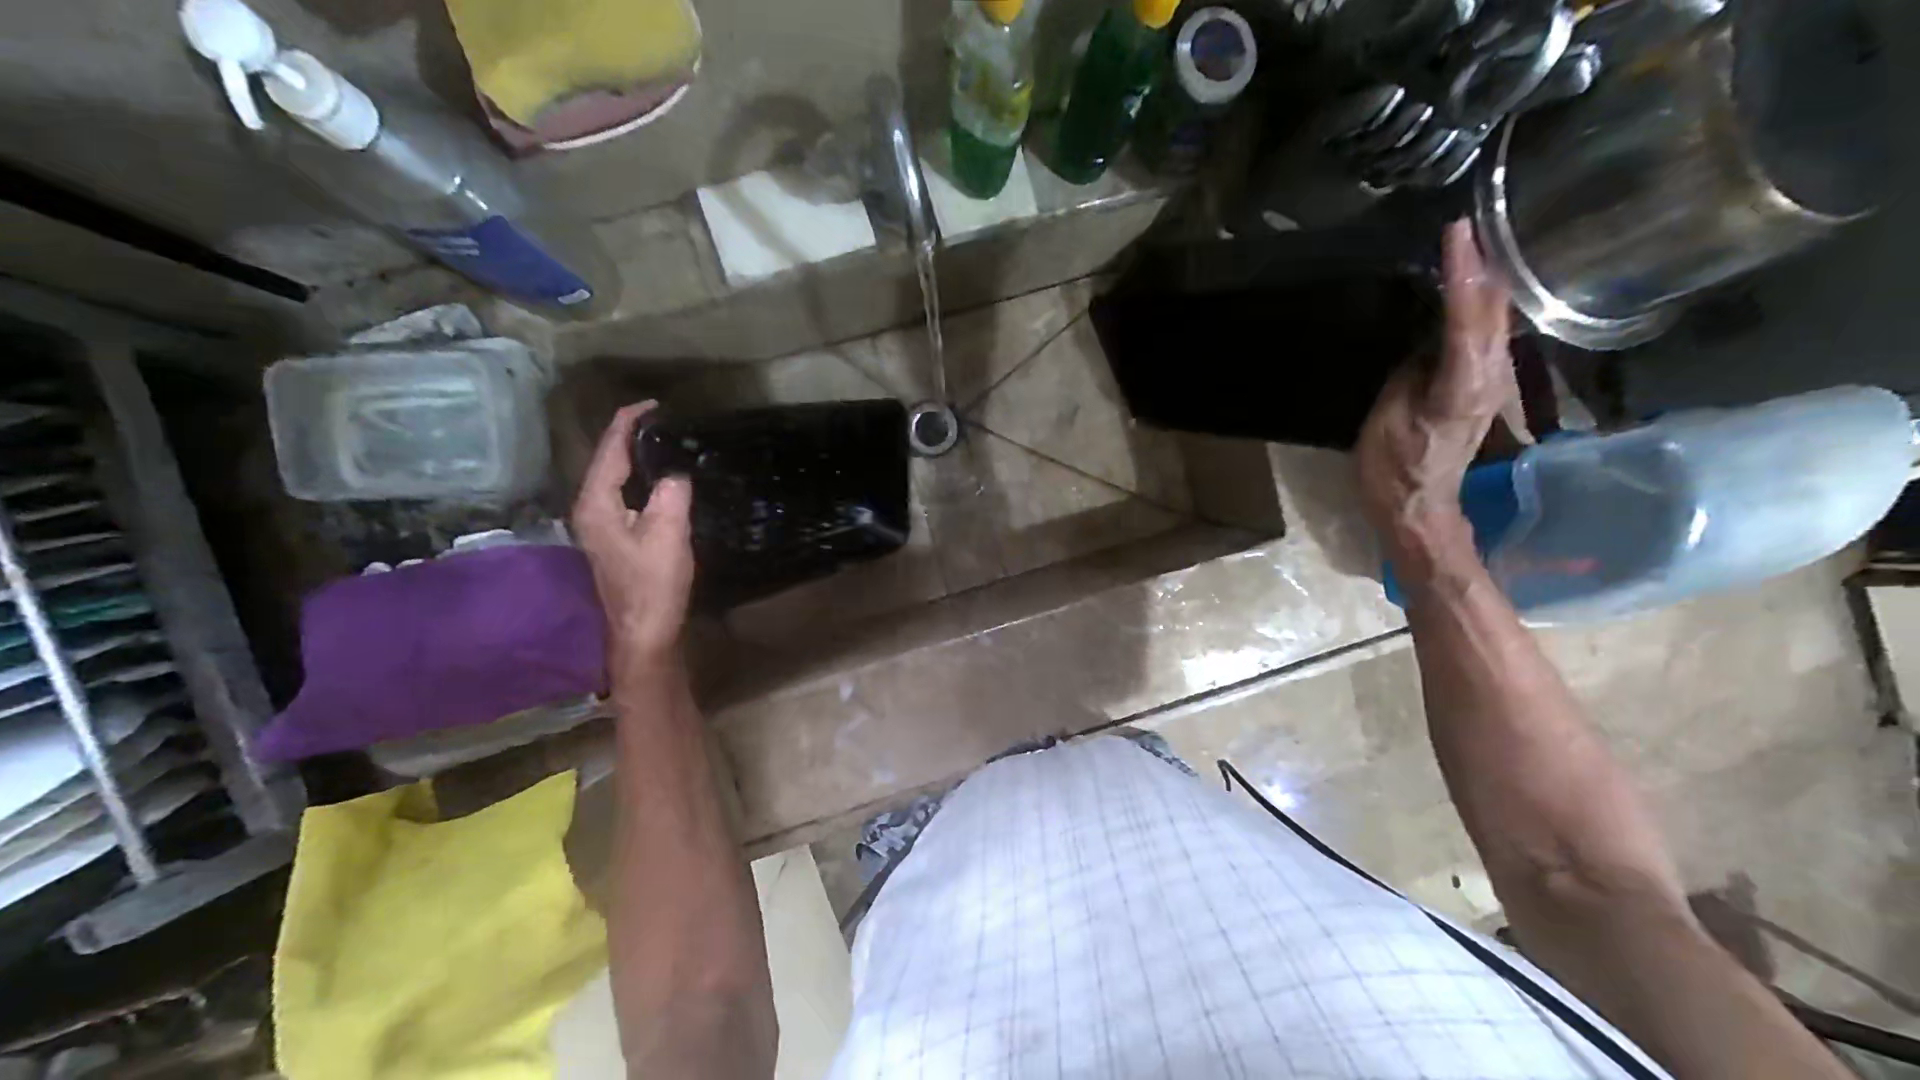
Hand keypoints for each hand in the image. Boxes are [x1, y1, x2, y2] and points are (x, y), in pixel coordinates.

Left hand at [572, 402, 694, 673]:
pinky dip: (640, 478)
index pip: (610, 449)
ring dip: (635, 456)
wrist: (644, 633)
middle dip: (631, 434)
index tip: (655, 405)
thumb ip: (672, 494)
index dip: (629, 422)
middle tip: (666, 420)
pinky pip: (624, 493)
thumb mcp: (669, 535)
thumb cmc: (654, 586)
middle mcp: (590, 509)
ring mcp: (600, 525)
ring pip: (614, 476)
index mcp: (596, 503)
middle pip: (606, 459)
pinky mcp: (614, 537)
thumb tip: (676, 471)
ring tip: (665, 440)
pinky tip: (661, 478)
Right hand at [1356, 219, 1517, 585]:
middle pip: (1494, 310)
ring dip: (1486, 283)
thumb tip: (1426, 339)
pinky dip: (1481, 307)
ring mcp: (1495, 382)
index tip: (1456, 232)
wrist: (1418, 507)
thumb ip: (1411, 371)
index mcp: (1462, 384)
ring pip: (1498, 320)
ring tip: (1469, 249)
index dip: (1462, 273)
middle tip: (1466, 227)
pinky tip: (1470, 292)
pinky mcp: (1486, 388)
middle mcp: (1491, 376)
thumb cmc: (1393, 468)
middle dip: (1483, 266)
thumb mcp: (1387, 417)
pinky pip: (1489, 335)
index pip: (1466, 317)